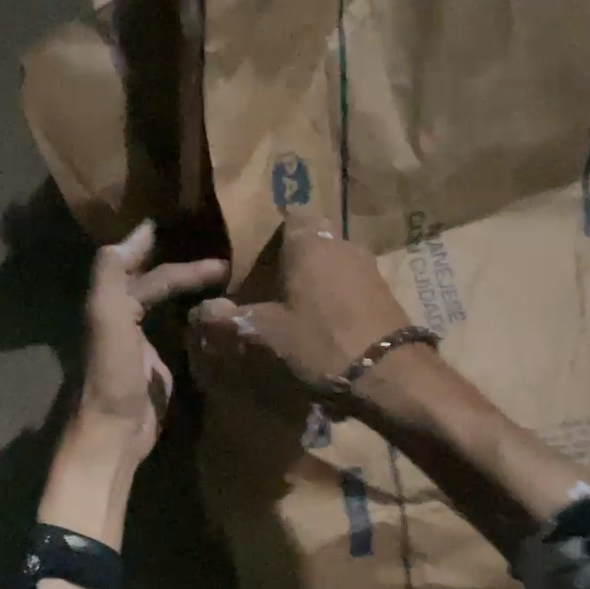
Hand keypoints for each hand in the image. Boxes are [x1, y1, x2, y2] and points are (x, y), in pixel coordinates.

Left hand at [37, 221, 226, 564]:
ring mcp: (146, 349)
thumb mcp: (105, 315)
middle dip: (190, 272)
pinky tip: (225, 319)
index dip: (176, 257)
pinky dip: (201, 326)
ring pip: (172, 311)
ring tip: (234, 281)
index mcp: (111, 305)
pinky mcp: (163, 374)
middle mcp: (126, 322)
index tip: (210, 239)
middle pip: (160, 287)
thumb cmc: (111, 373)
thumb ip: (112, 271)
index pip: (149, 273)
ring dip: (197, 295)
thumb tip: (142, 229)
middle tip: (231, 262)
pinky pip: (183, 340)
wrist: (116, 433)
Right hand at [192, 206, 414, 395]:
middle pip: (312, 241)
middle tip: (265, 285)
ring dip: (313, 281)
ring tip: (290, 308)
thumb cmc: (321, 343)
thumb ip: (233, 319)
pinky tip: (319, 324)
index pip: (292, 215)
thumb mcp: (267, 335)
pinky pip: (348, 286)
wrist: (389, 373)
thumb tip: (200, 311)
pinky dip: (332, 298)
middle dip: (291, 260)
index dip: (273, 231)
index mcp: (310, 244)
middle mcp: (342, 245)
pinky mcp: (382, 294)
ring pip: (332, 264)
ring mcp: (368, 269)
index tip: (255, 254)